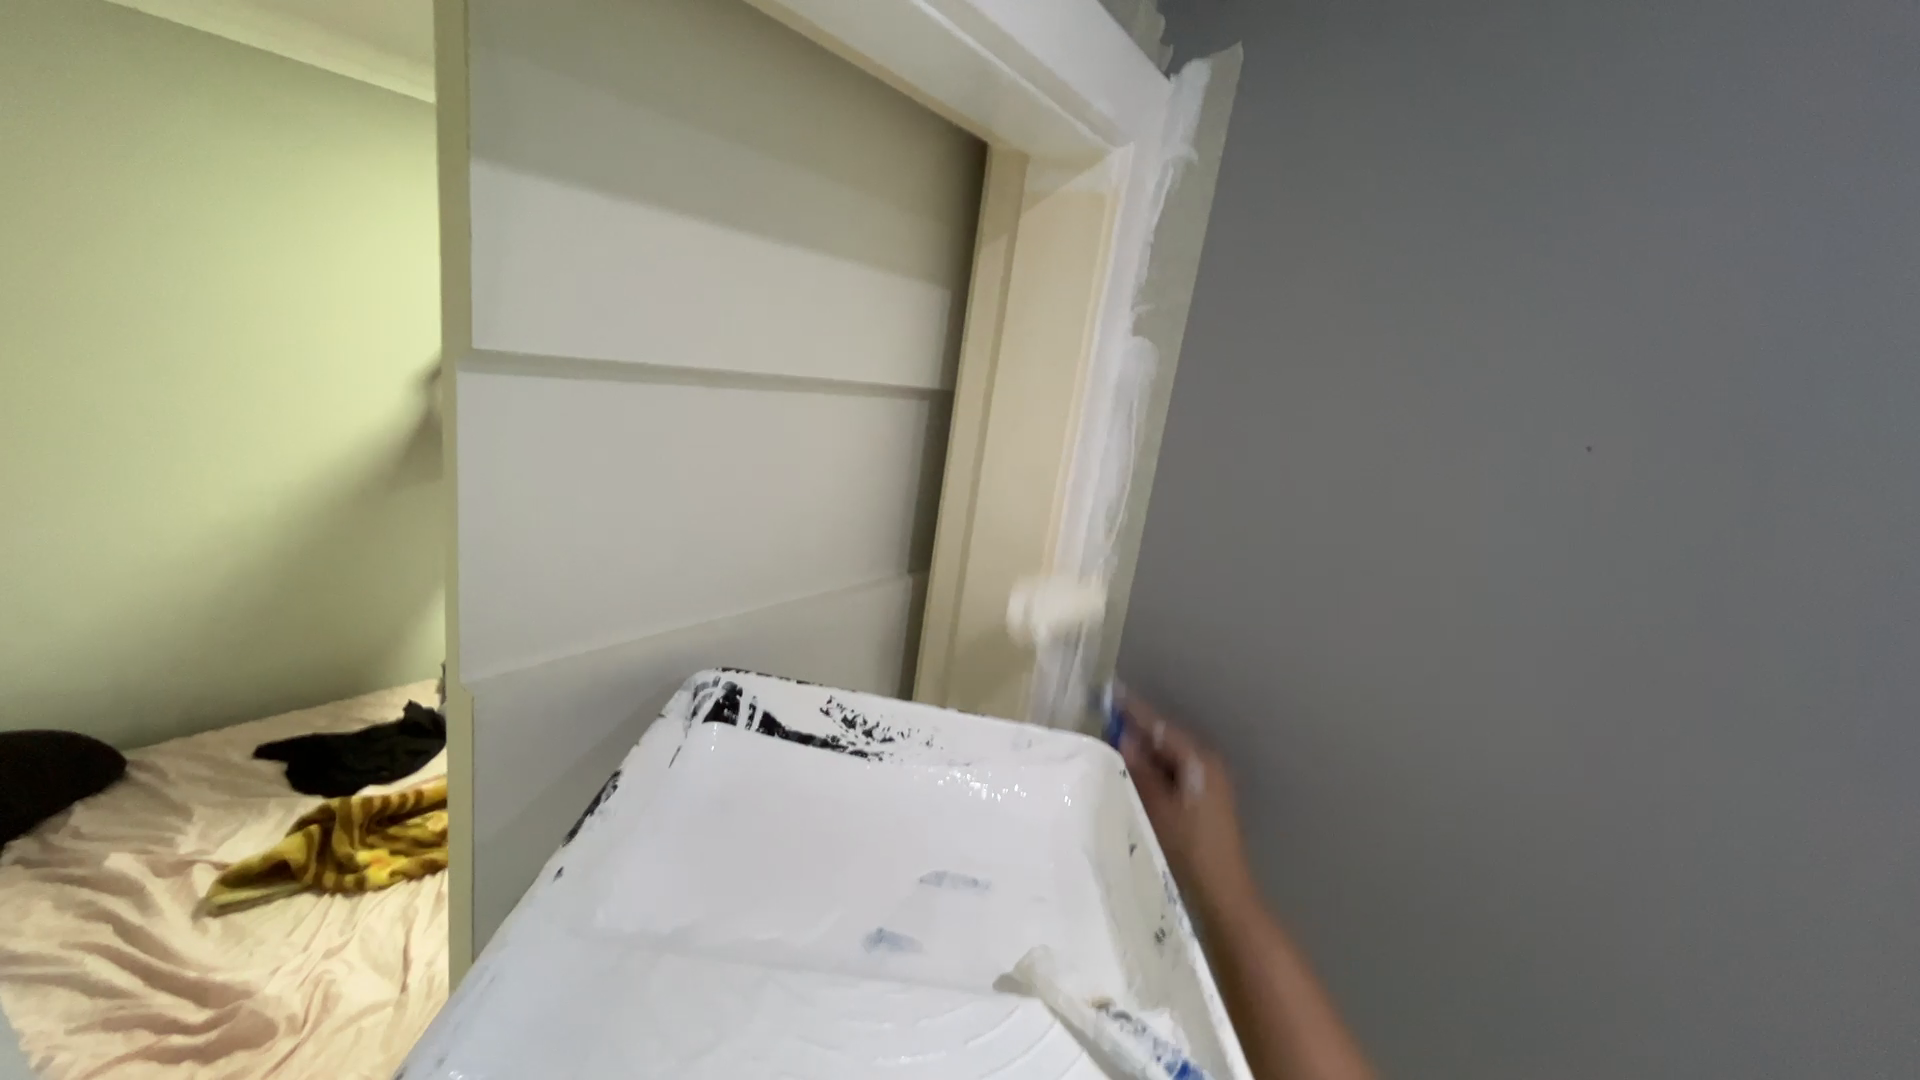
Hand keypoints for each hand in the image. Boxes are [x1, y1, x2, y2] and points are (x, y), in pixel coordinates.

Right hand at [1117, 692, 1255, 916]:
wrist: (1223, 897)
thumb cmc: (1190, 851)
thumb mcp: (1157, 807)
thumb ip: (1140, 770)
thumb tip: (1124, 737)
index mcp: (1200, 762)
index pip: (1161, 727)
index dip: (1134, 712)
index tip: (1109, 694)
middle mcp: (1207, 767)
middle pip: (1165, 741)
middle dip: (1136, 731)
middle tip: (1101, 719)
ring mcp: (1207, 786)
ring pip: (1167, 759)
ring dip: (1141, 754)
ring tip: (1107, 744)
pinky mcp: (1201, 803)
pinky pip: (1170, 775)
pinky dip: (1150, 772)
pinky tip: (1128, 776)